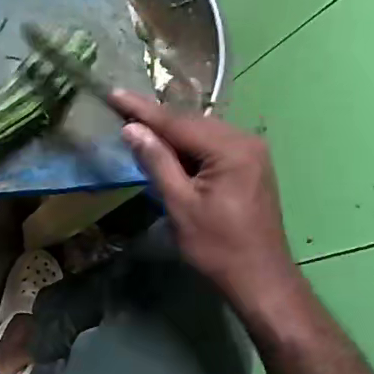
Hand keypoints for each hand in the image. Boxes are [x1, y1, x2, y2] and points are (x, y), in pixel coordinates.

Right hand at [109, 91, 300, 313]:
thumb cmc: (217, 246)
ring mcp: (252, 153)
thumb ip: (157, 162)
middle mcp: (246, 141)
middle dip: (155, 118)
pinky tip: (167, 147)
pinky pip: (212, 145)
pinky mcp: (250, 166)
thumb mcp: (180, 204)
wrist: (260, 279)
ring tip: (136, 124)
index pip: (177, 122)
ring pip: (201, 133)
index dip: (142, 110)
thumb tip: (132, 128)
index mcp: (231, 148)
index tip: (114, 94)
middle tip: (120, 108)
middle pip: (191, 123)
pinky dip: (187, 145)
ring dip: (170, 132)